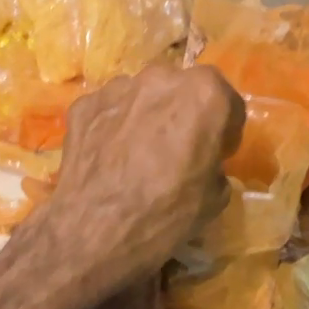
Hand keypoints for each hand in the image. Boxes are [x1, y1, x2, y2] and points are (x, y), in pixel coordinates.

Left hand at [34, 64, 243, 297]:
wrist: (95, 230)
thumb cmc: (166, 213)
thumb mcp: (215, 197)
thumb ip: (213, 163)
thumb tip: (202, 162)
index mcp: (204, 94)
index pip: (225, 101)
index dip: (223, 129)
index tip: (216, 152)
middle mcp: (160, 78)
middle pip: (180, 90)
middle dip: (182, 114)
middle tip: (176, 150)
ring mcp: (116, 88)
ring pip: (140, 97)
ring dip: (144, 117)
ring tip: (137, 155)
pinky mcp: (83, 105)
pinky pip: (107, 111)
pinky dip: (111, 128)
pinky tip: (108, 158)